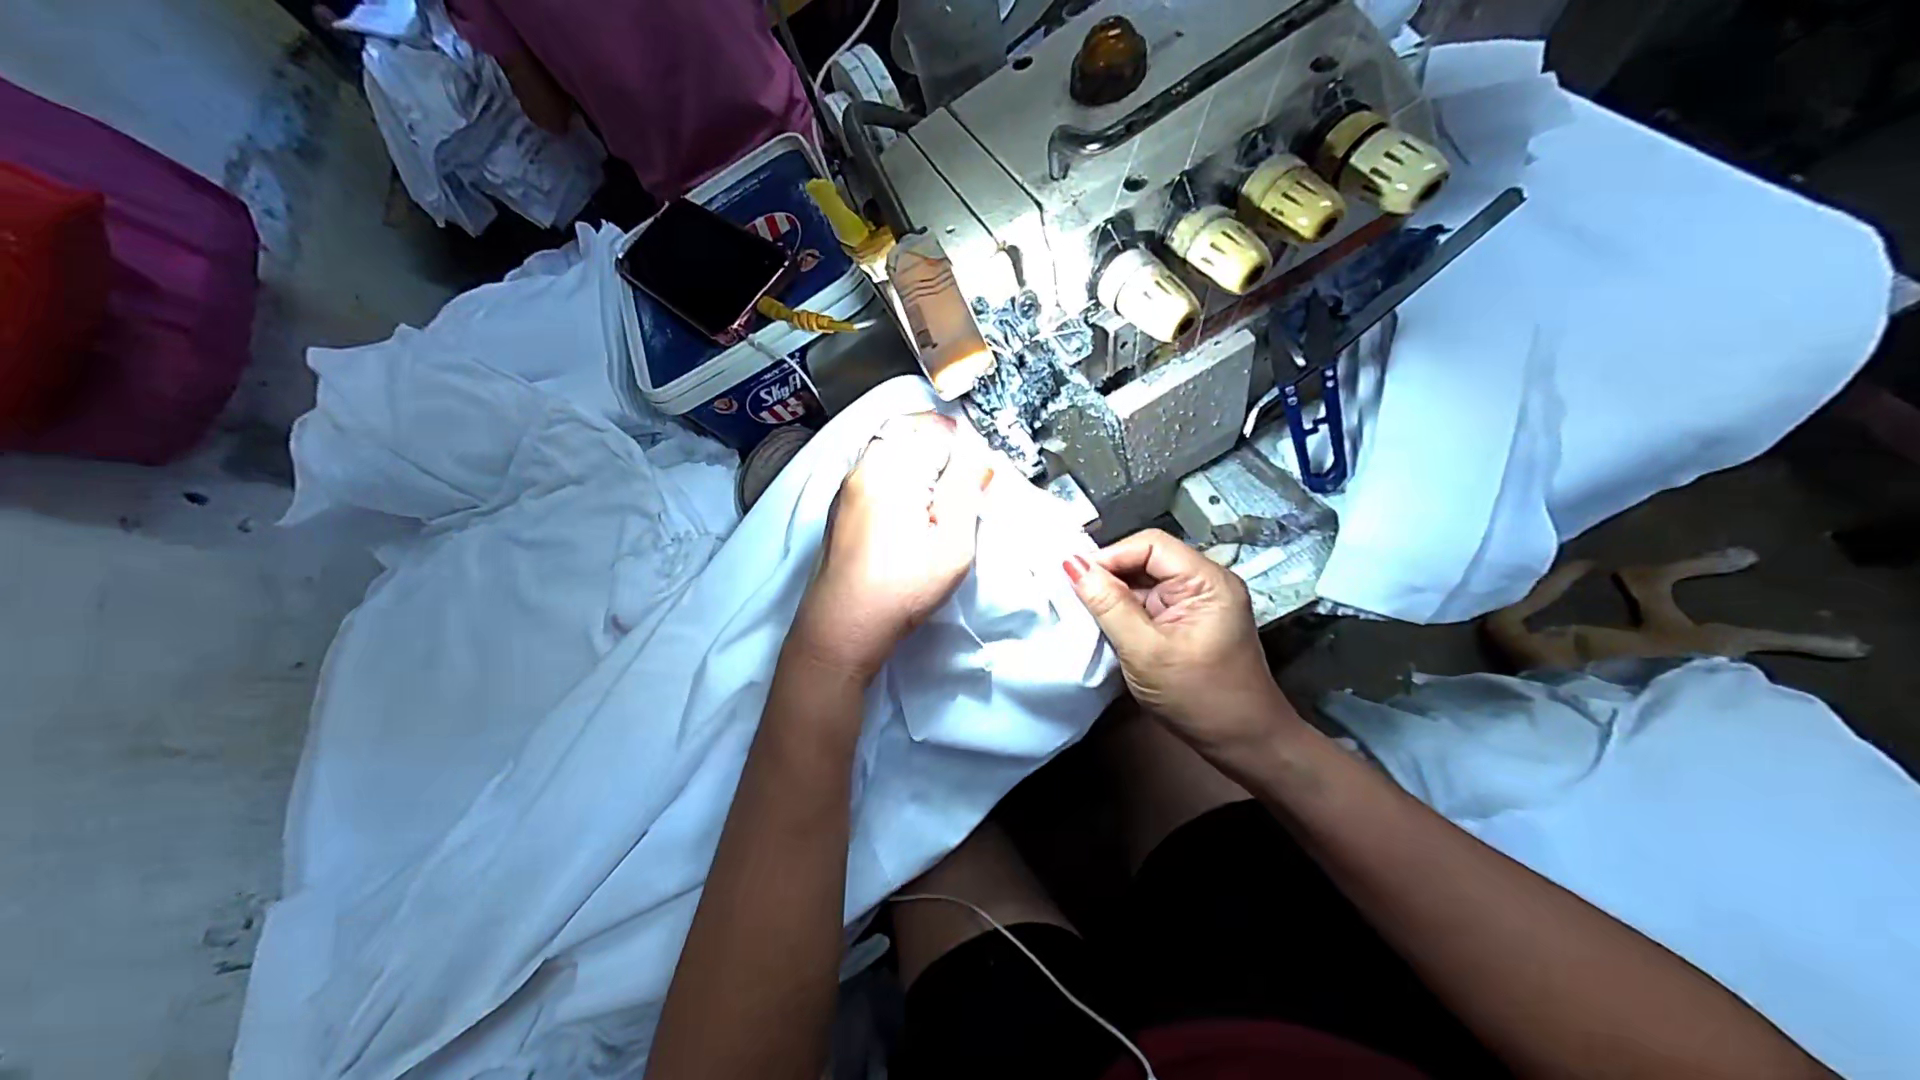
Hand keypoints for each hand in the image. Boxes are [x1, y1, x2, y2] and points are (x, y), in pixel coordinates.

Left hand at [789, 413, 993, 681]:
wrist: (839, 627)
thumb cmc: (899, 593)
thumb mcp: (952, 548)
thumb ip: (966, 495)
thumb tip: (979, 460)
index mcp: (891, 474)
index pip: (933, 430)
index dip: (960, 441)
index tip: (974, 465)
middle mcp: (863, 470)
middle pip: (904, 427)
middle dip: (935, 436)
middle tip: (958, 466)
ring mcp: (847, 486)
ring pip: (885, 443)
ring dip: (915, 450)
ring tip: (937, 484)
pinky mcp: (840, 504)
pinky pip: (872, 465)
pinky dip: (896, 466)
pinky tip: (909, 500)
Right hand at [1065, 529, 1297, 754]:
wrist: (1243, 743)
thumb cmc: (1201, 700)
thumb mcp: (1146, 651)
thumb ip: (1109, 605)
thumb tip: (1073, 565)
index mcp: (1208, 581)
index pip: (1150, 545)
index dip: (1110, 556)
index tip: (1075, 578)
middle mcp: (1205, 583)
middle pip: (1145, 560)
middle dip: (1109, 576)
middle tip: (1075, 597)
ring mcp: (1196, 603)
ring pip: (1142, 582)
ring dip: (1114, 597)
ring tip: (1087, 614)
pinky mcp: (1186, 622)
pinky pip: (1147, 604)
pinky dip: (1124, 613)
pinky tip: (1106, 626)